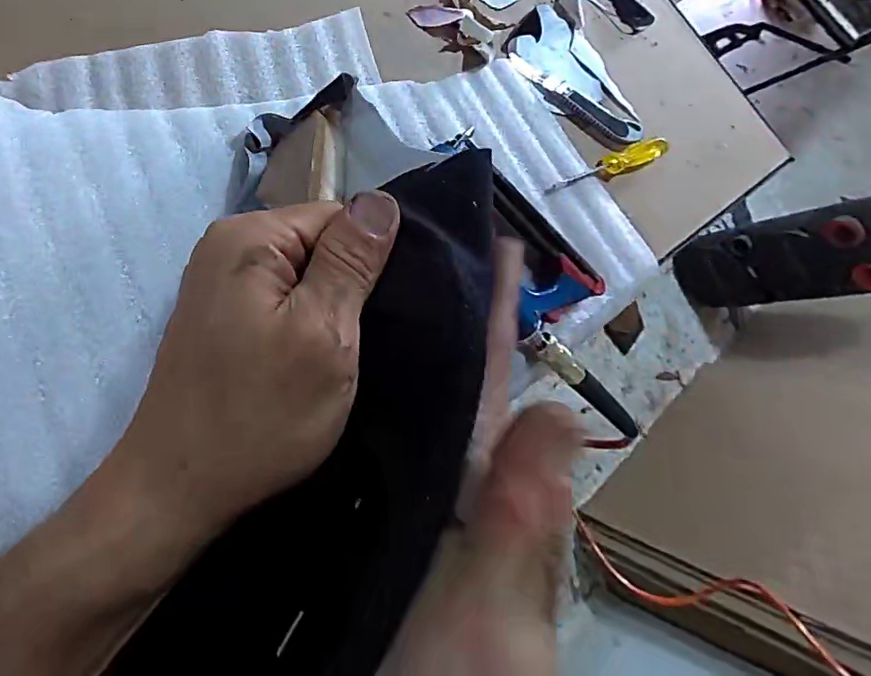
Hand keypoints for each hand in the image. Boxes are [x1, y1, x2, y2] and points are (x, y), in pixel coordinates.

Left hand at [110, 192, 401, 532]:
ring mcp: (217, 279)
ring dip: (324, 307)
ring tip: (330, 354)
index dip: (365, 261)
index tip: (370, 312)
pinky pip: (278, 295)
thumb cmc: (258, 414)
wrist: (176, 490)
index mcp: (249, 235)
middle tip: (351, 341)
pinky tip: (302, 359)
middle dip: (344, 285)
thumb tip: (380, 199)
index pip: (338, 217)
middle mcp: (226, 243)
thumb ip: (351, 261)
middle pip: (318, 241)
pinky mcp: (218, 311)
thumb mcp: (323, 333)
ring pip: (301, 272)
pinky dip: (300, 321)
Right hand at [384, 241, 584, 675]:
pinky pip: (354, 437)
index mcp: (482, 480)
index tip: (493, 244)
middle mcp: (444, 472)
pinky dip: (344, 390)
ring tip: (353, 275)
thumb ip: (525, 521)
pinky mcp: (352, 514)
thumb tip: (553, 409)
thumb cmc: (454, 674)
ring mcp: (398, 490)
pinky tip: (317, 359)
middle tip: (400, 238)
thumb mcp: (498, 613)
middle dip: (431, 304)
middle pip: (441, 374)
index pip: (491, 379)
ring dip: (384, 337)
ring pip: (398, 396)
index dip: (495, 311)